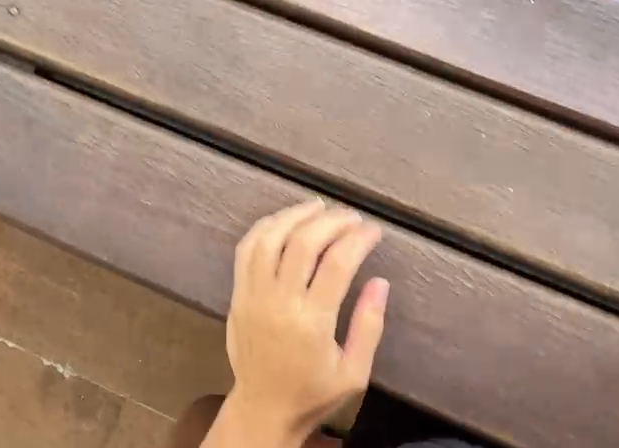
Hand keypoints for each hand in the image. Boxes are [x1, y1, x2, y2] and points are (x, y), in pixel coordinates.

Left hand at [212, 201, 388, 445]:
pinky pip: (247, 248)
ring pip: (271, 238)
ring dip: (296, 215)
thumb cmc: (311, 393)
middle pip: (304, 242)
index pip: (338, 263)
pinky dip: (266, 227)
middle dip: (331, 221)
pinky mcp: (238, 293)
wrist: (262, 411)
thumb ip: (369, 326)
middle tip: (350, 216)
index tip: (373, 230)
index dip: (358, 239)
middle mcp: (279, 302)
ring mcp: (254, 295)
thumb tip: (380, 281)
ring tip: (319, 207)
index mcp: (311, 322)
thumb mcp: (353, 373)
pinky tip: (285, 220)